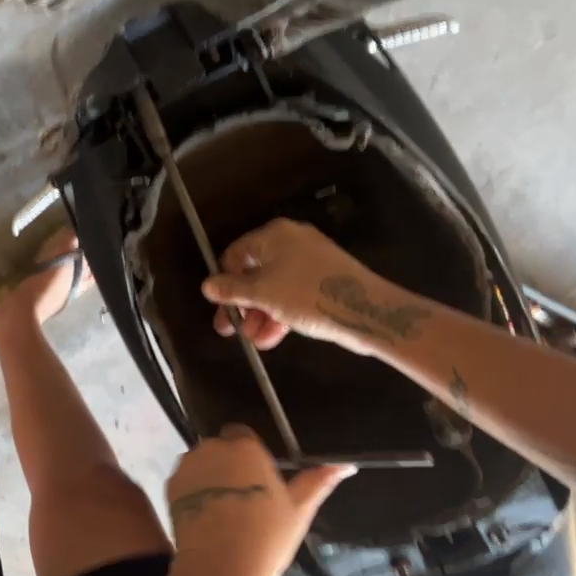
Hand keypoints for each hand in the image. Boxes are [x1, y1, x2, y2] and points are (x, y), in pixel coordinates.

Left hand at [166, 426, 352, 575]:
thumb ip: (318, 481)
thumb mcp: (299, 509)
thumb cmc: (267, 536)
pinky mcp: (170, 483)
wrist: (221, 565)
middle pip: (220, 448)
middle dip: (228, 465)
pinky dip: (192, 492)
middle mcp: (213, 447)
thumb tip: (346, 465)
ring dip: (208, 476)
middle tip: (242, 498)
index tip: (256, 479)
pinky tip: (204, 515)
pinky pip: (183, 480)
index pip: (242, 435)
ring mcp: (188, 464)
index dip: (248, 456)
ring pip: (200, 462)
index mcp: (245, 447)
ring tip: (222, 511)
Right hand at [201, 218, 419, 357]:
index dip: (224, 281)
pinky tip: (272, 338)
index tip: (221, 308)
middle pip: (254, 273)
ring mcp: (311, 262)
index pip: (235, 254)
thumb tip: (207, 286)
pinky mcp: (325, 281)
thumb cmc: (307, 294)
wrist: (368, 310)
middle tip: (233, 330)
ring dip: (260, 314)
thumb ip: (232, 290)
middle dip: (243, 304)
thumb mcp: (262, 294)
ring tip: (254, 340)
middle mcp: (292, 242)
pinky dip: (280, 314)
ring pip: (274, 287)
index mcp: (274, 235)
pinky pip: (293, 294)